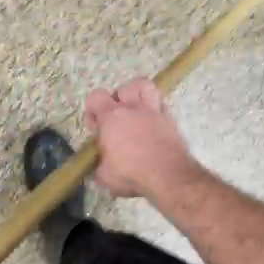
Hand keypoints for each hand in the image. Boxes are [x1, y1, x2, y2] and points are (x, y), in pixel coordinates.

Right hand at [84, 78, 201, 198]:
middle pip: (123, 89)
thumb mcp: (105, 176)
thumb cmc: (132, 173)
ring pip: (146, 87)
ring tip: (136, 111)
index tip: (96, 128)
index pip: (96, 97)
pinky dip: (156, 112)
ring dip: (138, 95)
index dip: (92, 110)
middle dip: (117, 100)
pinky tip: (153, 125)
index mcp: (111, 118)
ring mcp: (154, 112)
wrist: (169, 175)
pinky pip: (162, 106)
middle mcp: (132, 109)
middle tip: (117, 119)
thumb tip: (100, 167)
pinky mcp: (171, 121)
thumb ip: (100, 166)